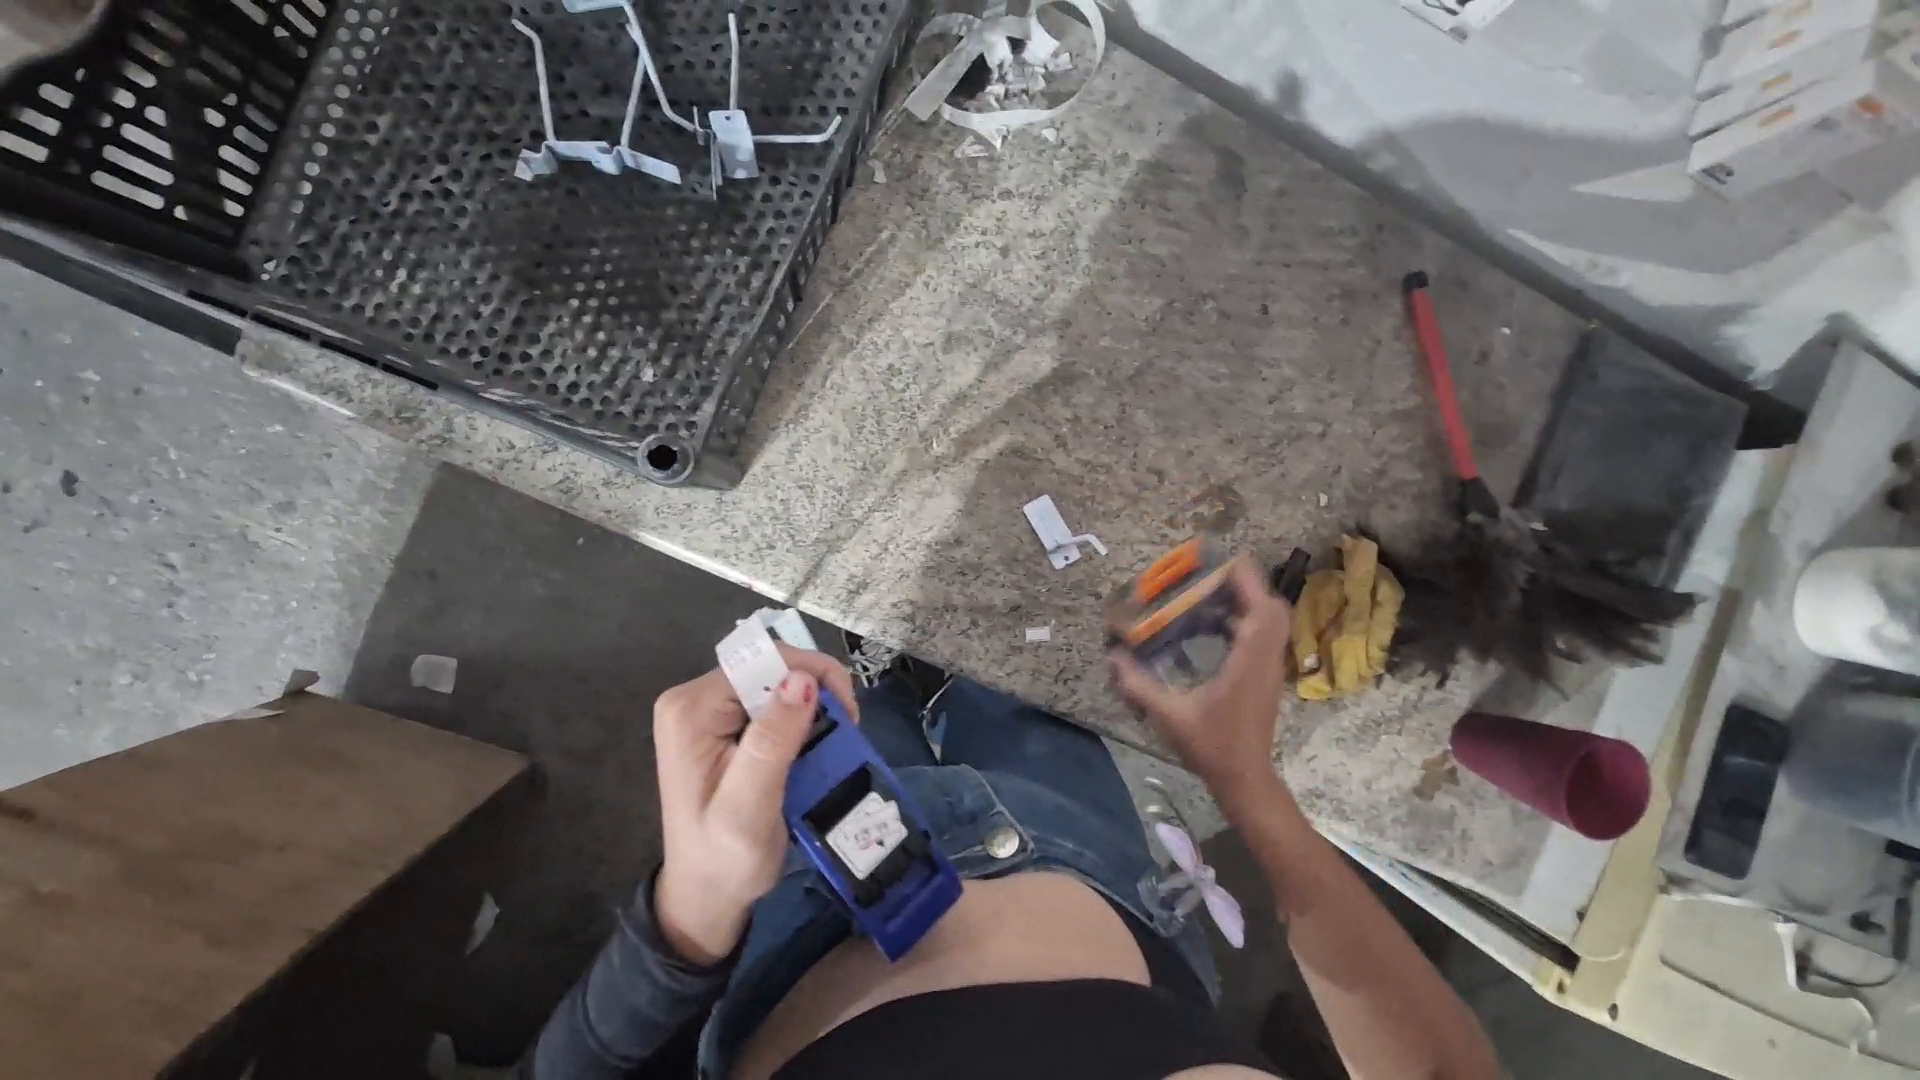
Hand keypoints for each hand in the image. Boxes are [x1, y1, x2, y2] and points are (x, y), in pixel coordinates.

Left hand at [652, 646, 857, 965]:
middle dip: (816, 690)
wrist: (707, 897)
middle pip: (771, 667)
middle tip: (847, 729)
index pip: (763, 661)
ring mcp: (707, 713)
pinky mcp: (723, 727)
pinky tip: (816, 744)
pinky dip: (802, 719)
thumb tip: (802, 679)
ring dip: (813, 706)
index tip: (846, 713)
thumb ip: (772, 741)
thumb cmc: (725, 859)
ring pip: (776, 683)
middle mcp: (694, 700)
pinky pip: (772, 703)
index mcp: (691, 710)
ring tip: (837, 739)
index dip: (811, 674)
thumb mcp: (750, 805)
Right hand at [1111, 558, 1292, 810]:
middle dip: (1246, 585)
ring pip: (1272, 621)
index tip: (1218, 560)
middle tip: (1212, 577)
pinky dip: (1245, 621)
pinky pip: (1264, 636)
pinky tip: (1214, 627)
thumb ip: (1139, 686)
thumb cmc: (1211, 746)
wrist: (1245, 778)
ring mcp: (1270, 668)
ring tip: (1210, 595)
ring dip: (1247, 602)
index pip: (1261, 607)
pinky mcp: (1266, 677)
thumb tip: (1113, 659)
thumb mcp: (1170, 716)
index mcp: (1249, 661)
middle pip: (1273, 607)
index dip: (1245, 579)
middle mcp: (1266, 658)